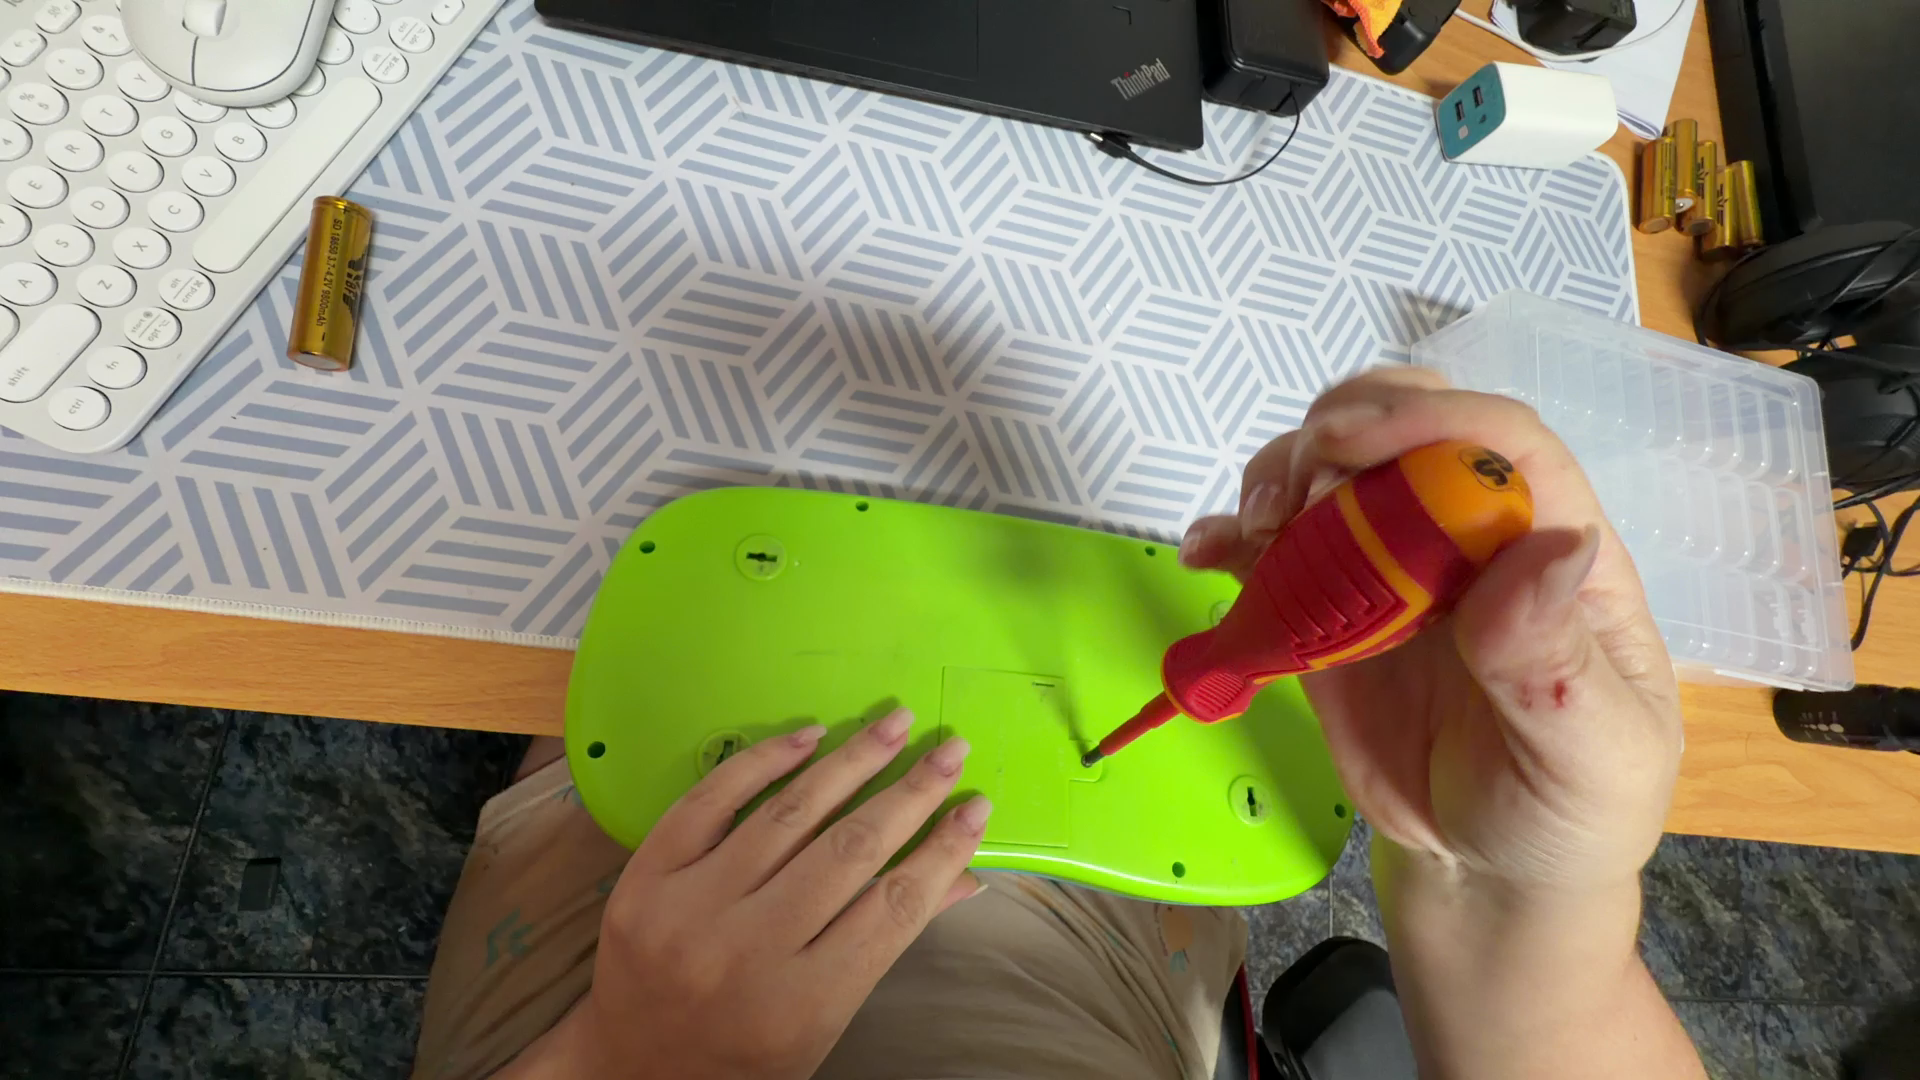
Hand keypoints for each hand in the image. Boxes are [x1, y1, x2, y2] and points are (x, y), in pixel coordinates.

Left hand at [511, 708, 990, 1079]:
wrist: (629, 1069)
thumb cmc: (746, 1054)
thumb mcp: (827, 1020)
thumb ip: (890, 938)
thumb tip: (966, 873)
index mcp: (802, 1003)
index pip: (893, 907)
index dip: (942, 850)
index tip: (976, 804)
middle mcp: (746, 951)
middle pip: (850, 850)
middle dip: (912, 791)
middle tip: (951, 748)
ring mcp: (690, 907)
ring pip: (790, 812)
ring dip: (853, 759)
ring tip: (896, 722)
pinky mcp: (649, 874)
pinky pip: (713, 797)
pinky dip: (766, 758)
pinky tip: (812, 734)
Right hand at [1179, 368, 1683, 893]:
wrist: (1470, 855)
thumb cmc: (1554, 806)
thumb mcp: (1591, 756)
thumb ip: (1560, 664)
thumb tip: (1552, 548)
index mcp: (1539, 549)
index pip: (1496, 443)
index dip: (1423, 420)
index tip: (1343, 448)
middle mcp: (1454, 539)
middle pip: (1399, 428)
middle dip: (1338, 428)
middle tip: (1296, 489)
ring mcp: (1376, 568)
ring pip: (1321, 473)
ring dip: (1273, 476)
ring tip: (1253, 533)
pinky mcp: (1314, 604)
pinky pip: (1262, 550)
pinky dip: (1222, 536)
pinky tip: (1201, 553)